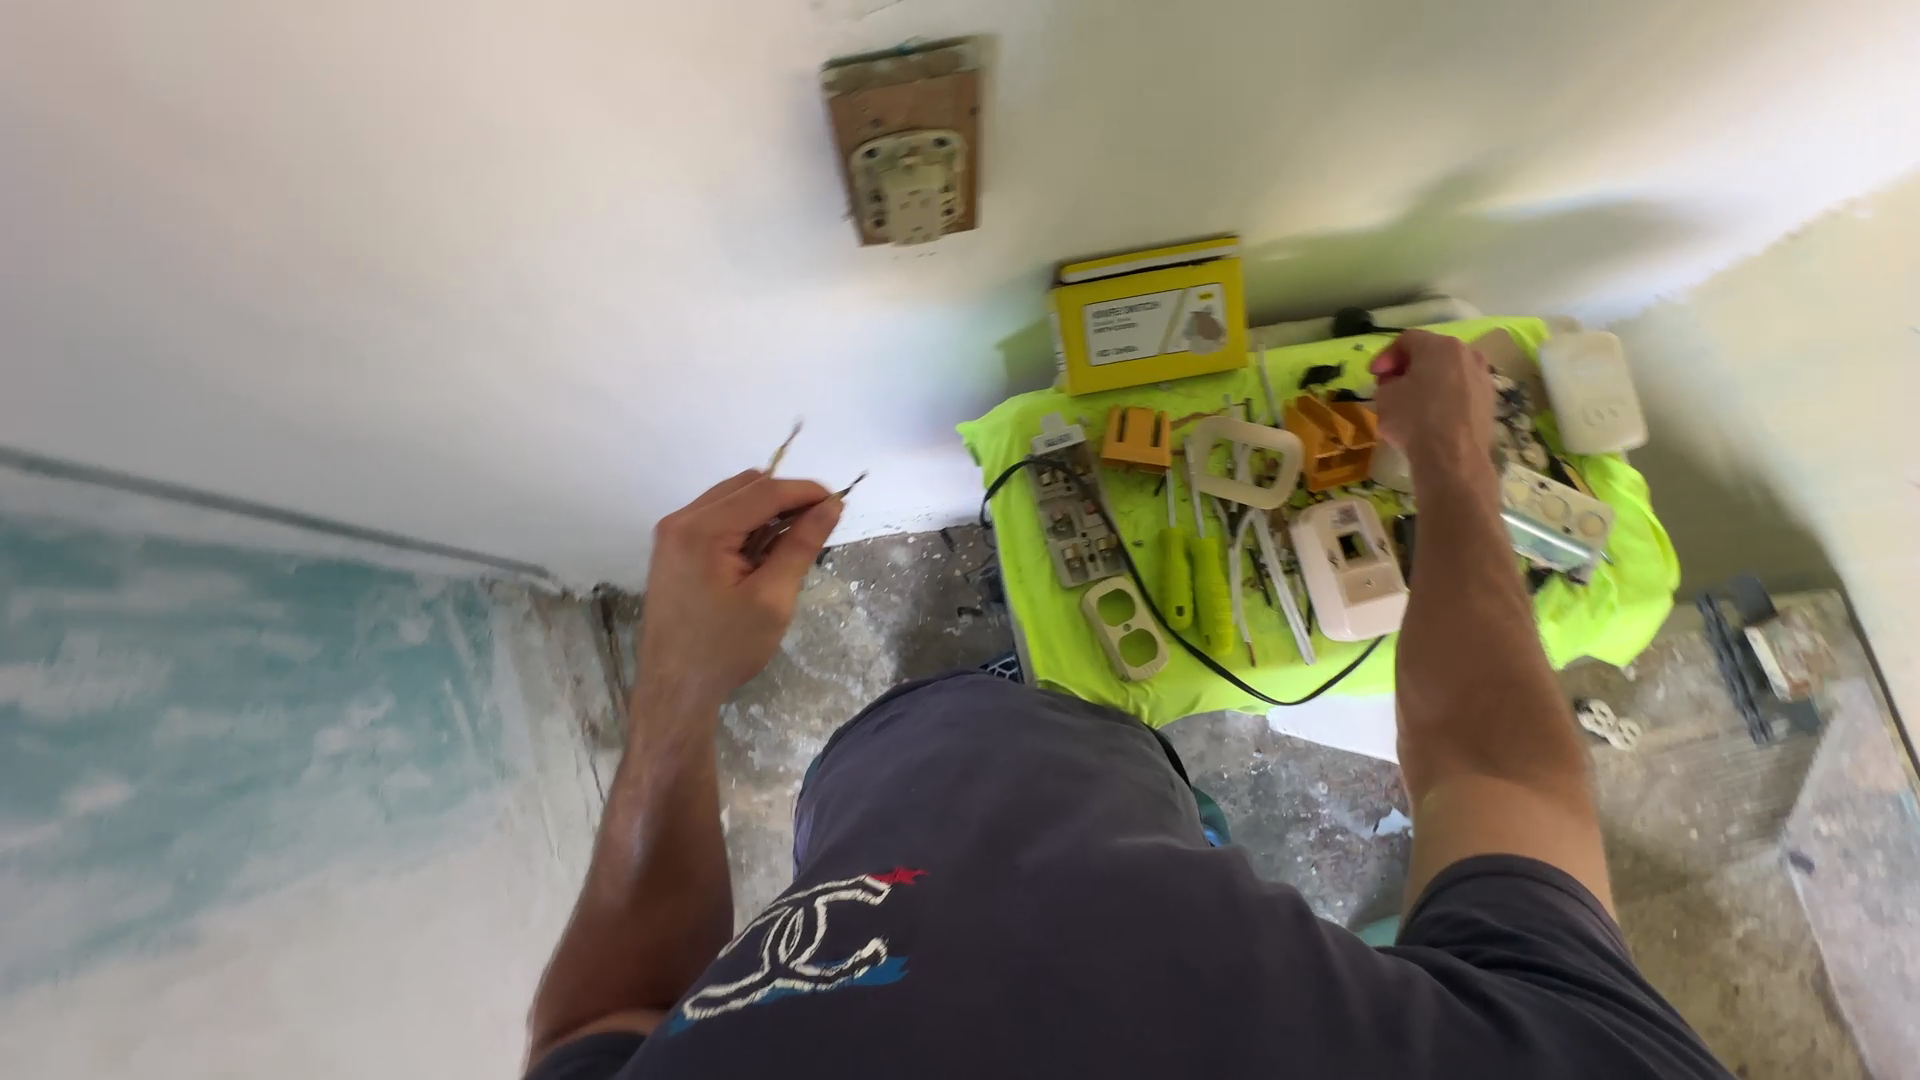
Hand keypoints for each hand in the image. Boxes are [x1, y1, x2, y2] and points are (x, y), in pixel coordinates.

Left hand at [635, 470, 842, 715]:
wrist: (675, 688)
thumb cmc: (726, 648)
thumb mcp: (773, 598)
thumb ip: (801, 545)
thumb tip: (832, 506)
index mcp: (701, 530)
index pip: (764, 491)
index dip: (806, 492)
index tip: (839, 504)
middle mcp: (681, 520)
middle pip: (747, 486)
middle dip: (787, 499)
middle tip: (818, 528)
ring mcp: (674, 534)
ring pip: (733, 498)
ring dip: (768, 512)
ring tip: (793, 545)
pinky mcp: (675, 548)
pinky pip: (719, 518)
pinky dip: (748, 525)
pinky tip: (765, 554)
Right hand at [1369, 329, 1494, 477]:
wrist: (1452, 455)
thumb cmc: (1413, 418)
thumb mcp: (1384, 397)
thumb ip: (1388, 382)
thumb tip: (1398, 383)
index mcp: (1439, 346)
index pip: (1407, 339)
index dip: (1385, 356)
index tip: (1374, 375)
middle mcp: (1467, 353)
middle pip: (1432, 352)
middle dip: (1409, 366)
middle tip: (1392, 385)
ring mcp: (1483, 376)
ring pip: (1450, 371)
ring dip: (1430, 381)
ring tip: (1414, 401)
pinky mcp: (1489, 399)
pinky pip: (1461, 390)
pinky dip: (1445, 396)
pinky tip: (1433, 415)